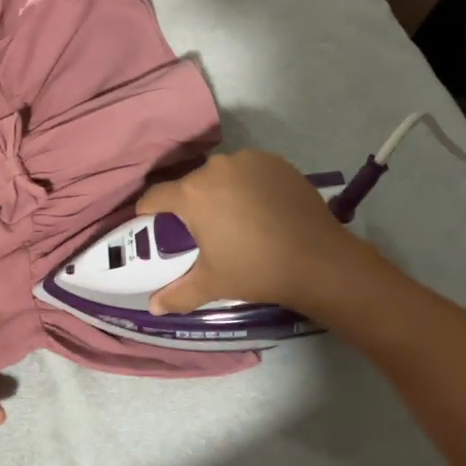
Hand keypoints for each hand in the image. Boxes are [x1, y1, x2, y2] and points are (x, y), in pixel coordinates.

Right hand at [136, 149, 371, 315]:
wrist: (317, 258)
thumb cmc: (256, 270)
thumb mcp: (212, 283)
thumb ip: (178, 293)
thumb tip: (154, 306)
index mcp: (193, 193)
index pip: (155, 196)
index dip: (149, 213)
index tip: (153, 228)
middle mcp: (215, 168)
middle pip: (190, 184)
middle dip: (191, 205)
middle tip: (203, 232)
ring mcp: (247, 160)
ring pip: (221, 174)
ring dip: (221, 192)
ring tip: (237, 220)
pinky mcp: (273, 160)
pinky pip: (249, 170)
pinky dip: (248, 185)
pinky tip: (262, 208)